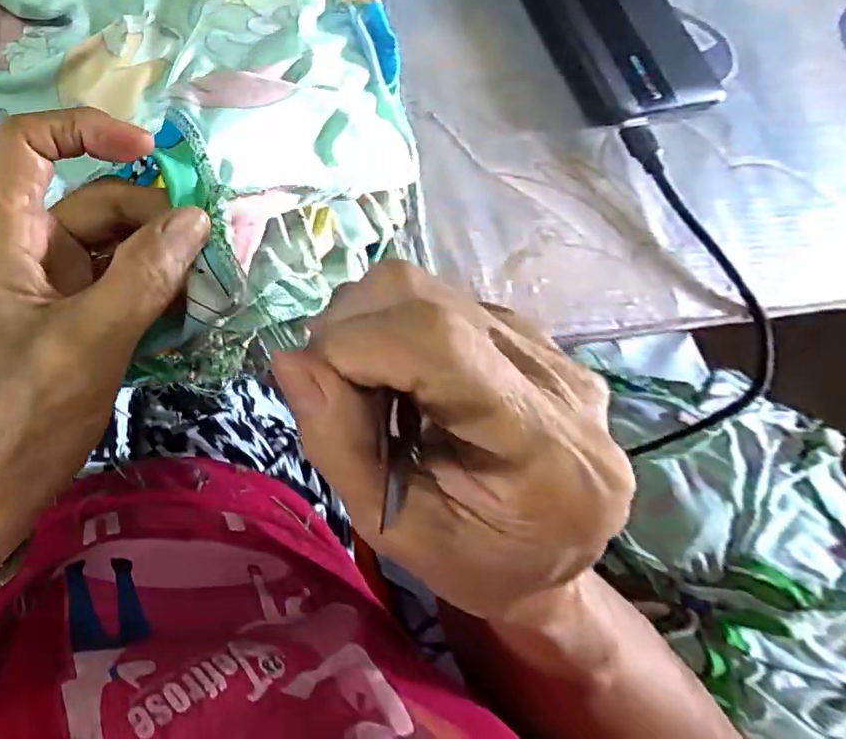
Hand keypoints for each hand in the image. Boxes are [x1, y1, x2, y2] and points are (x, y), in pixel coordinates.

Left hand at [0, 109, 209, 574]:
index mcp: (7, 236)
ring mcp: (52, 277)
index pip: (28, 144)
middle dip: (152, 217)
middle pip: (95, 196)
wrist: (0, 485)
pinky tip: (184, 305)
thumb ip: (143, 277)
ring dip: (161, 253)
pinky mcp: (73, 306)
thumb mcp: (90, 342)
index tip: (144, 149)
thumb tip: (194, 217)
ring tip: (203, 286)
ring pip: (115, 236)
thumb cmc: (27, 416)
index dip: (81, 128)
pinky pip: (119, 273)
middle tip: (207, 254)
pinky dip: (152, 281)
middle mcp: (28, 245)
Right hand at [271, 260, 634, 619]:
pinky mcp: (519, 330)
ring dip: (358, 322)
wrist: (541, 559)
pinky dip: (382, 322)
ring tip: (366, 382)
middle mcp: (557, 383)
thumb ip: (337, 444)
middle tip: (333, 390)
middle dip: (344, 331)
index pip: (436, 345)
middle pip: (418, 300)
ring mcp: (543, 347)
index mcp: (546, 452)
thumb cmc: (466, 560)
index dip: (350, 348)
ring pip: (414, 285)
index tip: (314, 389)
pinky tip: (396, 372)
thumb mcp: (388, 527)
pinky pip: (427, 295)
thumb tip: (287, 358)